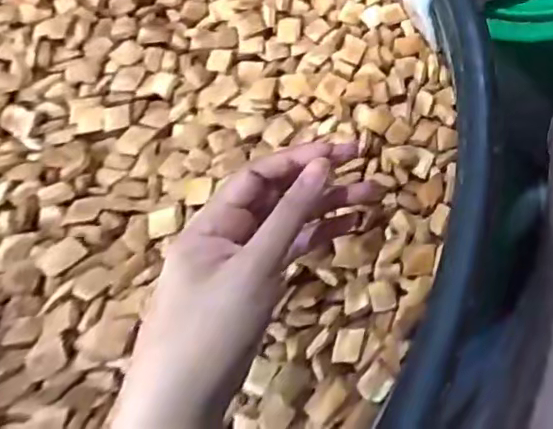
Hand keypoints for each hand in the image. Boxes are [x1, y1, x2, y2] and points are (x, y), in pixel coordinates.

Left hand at [112, 142, 379, 428]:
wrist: (179, 410)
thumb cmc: (208, 331)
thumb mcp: (254, 267)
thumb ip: (290, 213)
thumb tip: (323, 163)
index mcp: (211, 225)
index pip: (258, 176)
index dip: (298, 158)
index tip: (339, 150)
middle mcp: (228, 236)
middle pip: (279, 194)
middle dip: (321, 177)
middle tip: (363, 160)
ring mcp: (244, 260)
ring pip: (292, 219)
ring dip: (330, 204)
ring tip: (372, 194)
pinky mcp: (259, 283)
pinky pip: (295, 245)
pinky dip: (322, 233)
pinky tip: (353, 224)